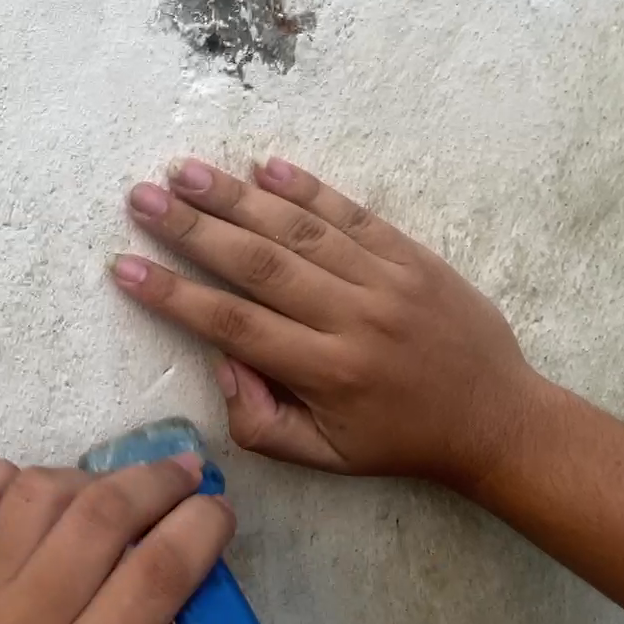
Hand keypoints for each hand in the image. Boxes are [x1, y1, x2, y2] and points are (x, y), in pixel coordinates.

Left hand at [0, 457, 235, 623]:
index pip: (157, 572)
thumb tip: (177, 545)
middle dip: (159, 482)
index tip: (220, 509)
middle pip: (101, 516)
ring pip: (35, 492)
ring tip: (109, 496)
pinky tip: (24, 491)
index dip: (202, 524)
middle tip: (185, 475)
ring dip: (88, 477)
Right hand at [111, 157, 544, 487]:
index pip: (233, 324)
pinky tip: (266, 166)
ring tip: (186, 171)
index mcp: (327, 372)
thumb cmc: (399, 440)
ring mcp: (386, 279)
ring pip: (300, 230)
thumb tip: (222, 362)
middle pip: (258, 264)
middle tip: (142, 197)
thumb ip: (259, 421)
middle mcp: (353, 318)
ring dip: (236, 197)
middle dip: (191, 228)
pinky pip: (353, 214)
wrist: (498, 419)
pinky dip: (308, 188)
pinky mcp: (412, 255)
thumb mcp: (323, 457)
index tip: (124, 267)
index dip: (173, 295)